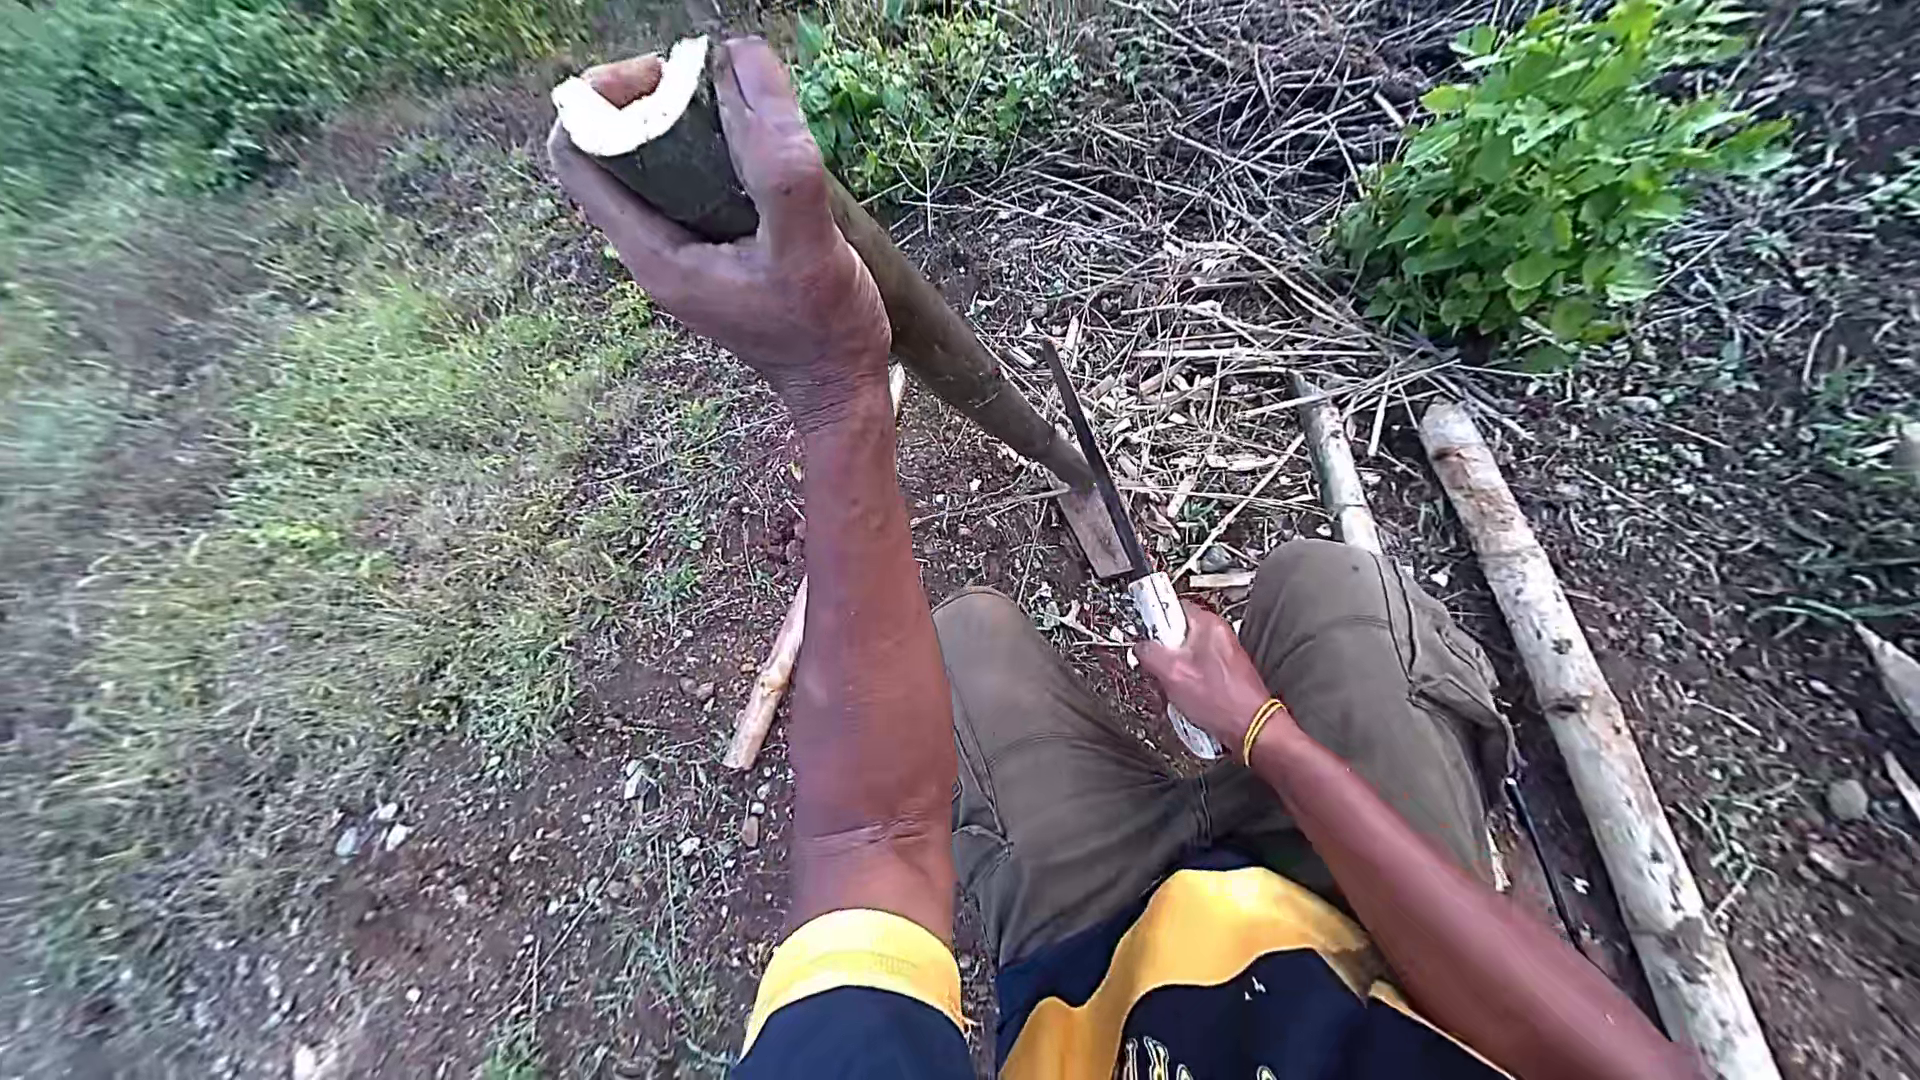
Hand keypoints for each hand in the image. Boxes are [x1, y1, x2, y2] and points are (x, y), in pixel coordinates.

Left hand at [548, 37, 889, 431]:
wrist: (842, 385)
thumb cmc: (828, 332)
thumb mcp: (809, 249)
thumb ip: (778, 164)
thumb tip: (745, 61)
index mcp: (655, 256)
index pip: (578, 151)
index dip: (609, 96)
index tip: (676, 85)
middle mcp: (658, 257)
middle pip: (617, 152)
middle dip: (659, 107)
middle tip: (721, 99)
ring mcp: (687, 262)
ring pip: (660, 171)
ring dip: (696, 132)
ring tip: (751, 128)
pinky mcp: (717, 263)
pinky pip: (696, 194)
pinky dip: (721, 163)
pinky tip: (766, 167)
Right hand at [1134, 601, 1286, 749]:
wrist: (1251, 730)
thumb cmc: (1223, 702)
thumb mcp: (1172, 673)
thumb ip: (1149, 653)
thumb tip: (1140, 647)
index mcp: (1208, 625)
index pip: (1171, 605)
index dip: (1152, 621)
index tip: (1144, 634)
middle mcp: (1218, 634)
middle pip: (1174, 632)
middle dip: (1162, 652)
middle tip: (1161, 668)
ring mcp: (1221, 653)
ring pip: (1182, 653)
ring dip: (1172, 669)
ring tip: (1175, 685)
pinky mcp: (1222, 671)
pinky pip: (1193, 668)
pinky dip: (1185, 680)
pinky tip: (1186, 695)